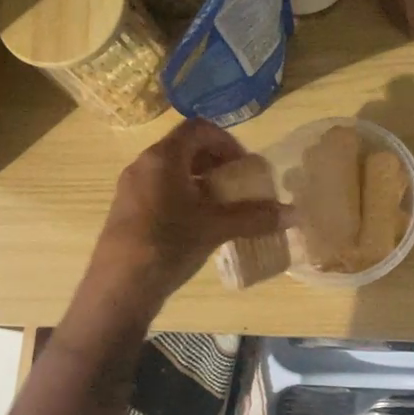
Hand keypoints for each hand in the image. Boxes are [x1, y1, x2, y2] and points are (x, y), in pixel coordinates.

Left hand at [86, 118, 284, 305]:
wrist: (119, 286)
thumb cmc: (168, 244)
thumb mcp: (216, 229)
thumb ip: (254, 217)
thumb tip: (294, 214)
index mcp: (163, 157)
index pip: (199, 128)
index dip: (227, 141)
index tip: (244, 166)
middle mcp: (144, 164)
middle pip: (185, 148)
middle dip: (216, 162)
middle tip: (237, 185)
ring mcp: (132, 187)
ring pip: (172, 170)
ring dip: (201, 181)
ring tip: (222, 207)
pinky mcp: (127, 210)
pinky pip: (161, 189)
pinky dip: (184, 196)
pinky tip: (198, 225)